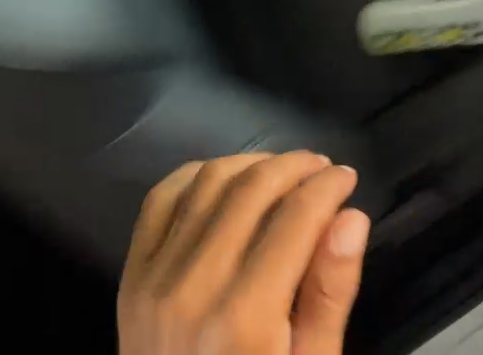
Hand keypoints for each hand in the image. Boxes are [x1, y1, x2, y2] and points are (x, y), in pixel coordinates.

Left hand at [118, 152, 369, 354]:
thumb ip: (329, 295)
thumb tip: (351, 217)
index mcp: (245, 319)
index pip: (296, 217)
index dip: (329, 186)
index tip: (348, 179)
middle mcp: (194, 289)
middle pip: (252, 188)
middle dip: (296, 166)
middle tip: (323, 171)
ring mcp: (154, 281)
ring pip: (208, 181)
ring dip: (253, 163)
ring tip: (283, 172)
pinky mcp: (131, 279)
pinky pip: (161, 199)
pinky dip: (198, 175)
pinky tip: (228, 181)